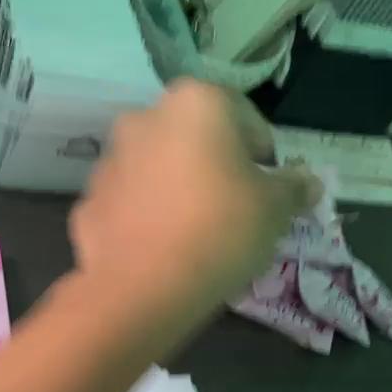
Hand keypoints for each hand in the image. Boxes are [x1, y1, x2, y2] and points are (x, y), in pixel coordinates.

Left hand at [69, 80, 319, 320]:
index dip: (260, 150)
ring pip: (152, 169)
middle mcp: (142, 120)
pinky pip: (125, 205)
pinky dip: (141, 218)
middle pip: (189, 138)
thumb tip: (306, 183)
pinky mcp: (86, 205)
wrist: (141, 289)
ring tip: (192, 232)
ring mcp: (107, 163)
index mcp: (193, 102)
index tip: (266, 183)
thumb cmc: (219, 231)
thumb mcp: (275, 208)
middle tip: (231, 206)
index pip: (241, 114)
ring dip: (171, 189)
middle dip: (210, 164)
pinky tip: (158, 249)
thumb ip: (292, 187)